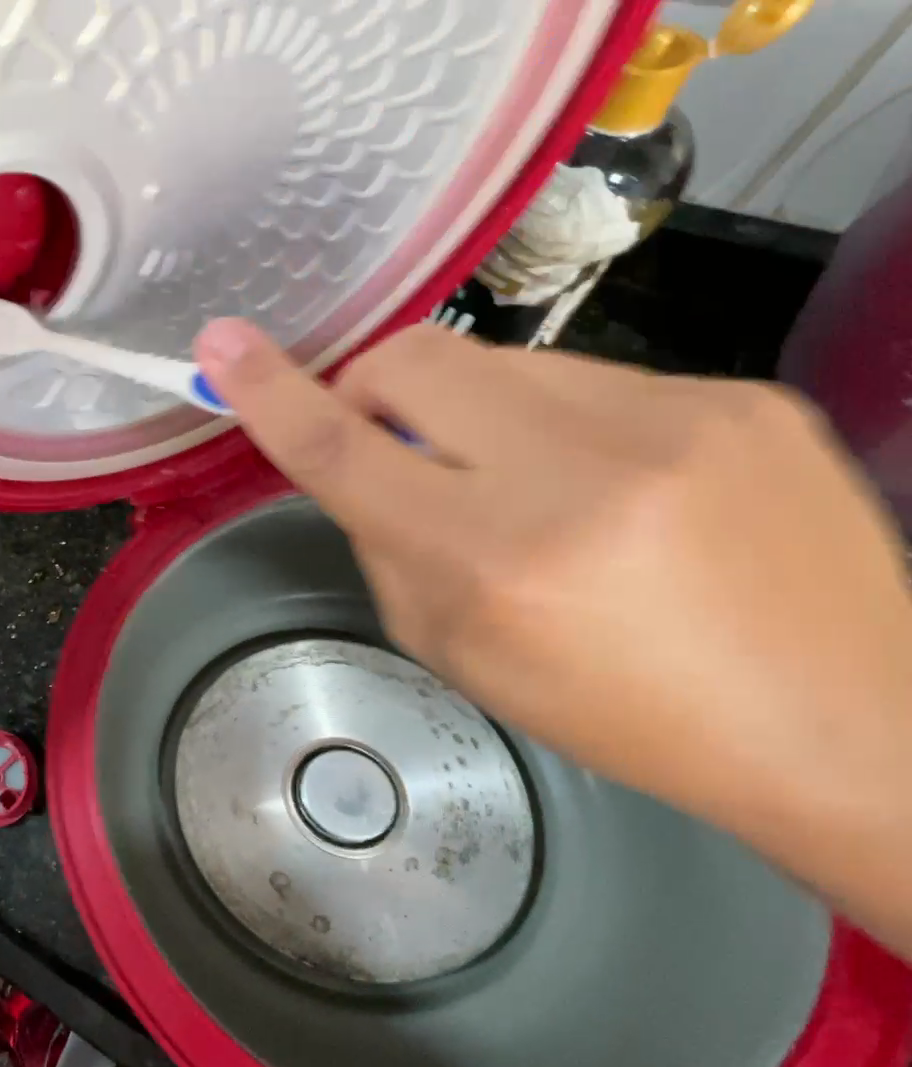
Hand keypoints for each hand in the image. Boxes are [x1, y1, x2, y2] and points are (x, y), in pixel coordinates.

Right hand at [194, 320, 911, 835]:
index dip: (269, 393)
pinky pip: (588, 377)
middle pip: (410, 360)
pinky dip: (555, 421)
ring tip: (521, 479)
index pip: (344, 449)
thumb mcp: (455, 647)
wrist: (852, 722)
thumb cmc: (618, 709)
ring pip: (497, 362)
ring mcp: (672, 417)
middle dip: (371, 388)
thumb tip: (366, 463)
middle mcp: (577, 471)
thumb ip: (388, 544)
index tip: (220, 342)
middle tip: (394, 444)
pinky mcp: (737, 393)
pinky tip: (608, 482)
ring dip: (469, 410)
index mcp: (495, 558)